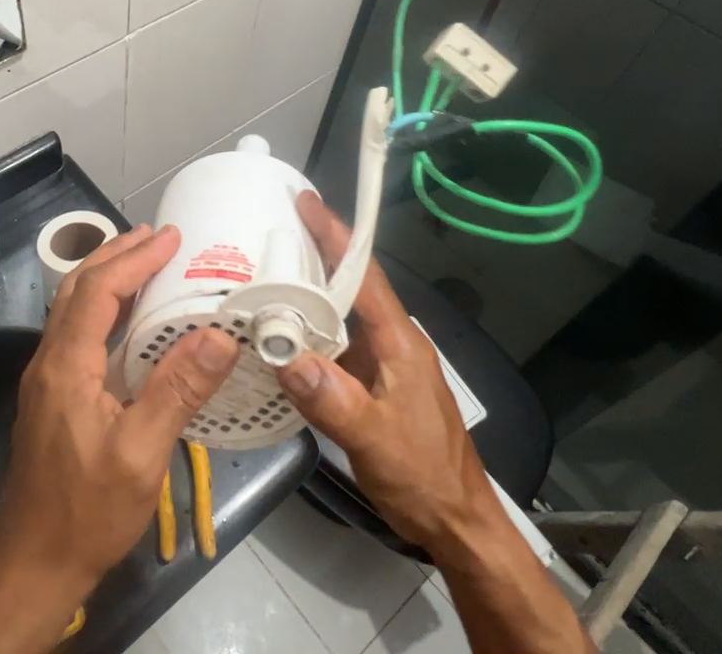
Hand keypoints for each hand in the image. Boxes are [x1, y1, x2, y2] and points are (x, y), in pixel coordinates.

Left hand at [0, 224, 240, 652]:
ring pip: (71, 310)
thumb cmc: (89, 511)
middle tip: (157, 238)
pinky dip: (103, 310)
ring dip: (106, 279)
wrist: (35, 563)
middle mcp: (48, 363)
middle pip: (76, 290)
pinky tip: (129, 321)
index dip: (134, 260)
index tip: (171, 240)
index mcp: (66, 366)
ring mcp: (46, 381)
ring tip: (145, 263)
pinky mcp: (52, 398)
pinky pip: (75, 334)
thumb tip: (219, 335)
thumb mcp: (142, 453)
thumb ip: (177, 390)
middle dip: (116, 256)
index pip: (98, 291)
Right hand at [274, 192, 498, 556]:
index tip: (306, 204)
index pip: (366, 277)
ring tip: (265, 271)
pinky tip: (279, 334)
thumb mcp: (375, 441)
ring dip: (309, 291)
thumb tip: (285, 356)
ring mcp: (383, 363)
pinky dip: (308, 330)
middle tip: (272, 227)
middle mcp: (392, 343)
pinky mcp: (372, 383)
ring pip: (342, 314)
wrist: (455, 518)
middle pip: (352, 285)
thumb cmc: (423, 474)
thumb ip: (333, 400)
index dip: (337, 237)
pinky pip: (337, 344)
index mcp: (399, 343)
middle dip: (317, 252)